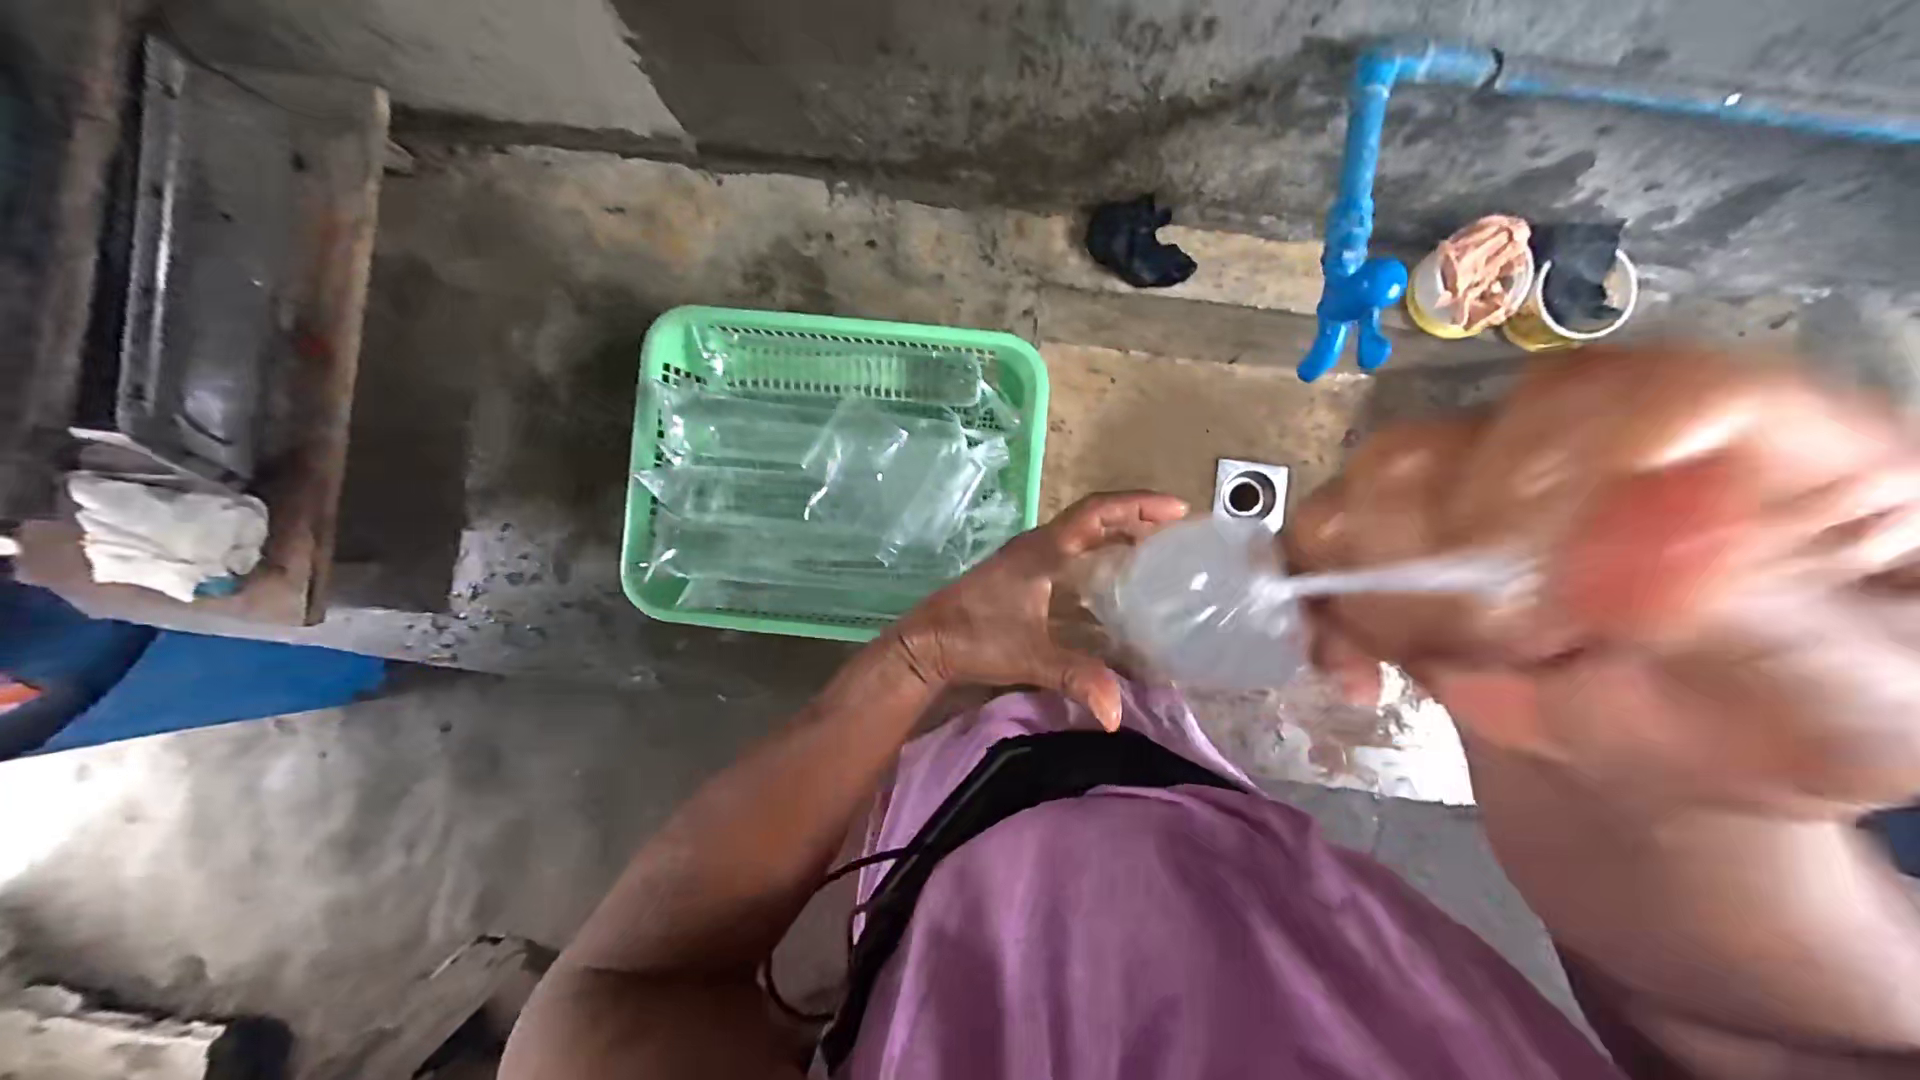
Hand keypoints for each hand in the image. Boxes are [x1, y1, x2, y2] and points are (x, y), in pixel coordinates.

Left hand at [884, 491, 1188, 730]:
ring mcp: (1028, 558)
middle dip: (1135, 516)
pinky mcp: (1023, 575)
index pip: (1096, 512)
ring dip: (1117, 533)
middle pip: (1093, 516)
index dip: (1138, 505)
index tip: (1177, 510)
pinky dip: (1098, 553)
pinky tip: (1114, 579)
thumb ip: (1075, 678)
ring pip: (1081, 533)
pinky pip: (1070, 551)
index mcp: (1042, 551)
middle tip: (1175, 529)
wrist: (927, 642)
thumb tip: (1117, 713)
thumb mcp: (1028, 657)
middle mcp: (1037, 545)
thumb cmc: (974, 639)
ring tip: (1155, 548)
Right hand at [1286, 345, 1919, 814]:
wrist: (1660, 756)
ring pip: (1368, 486)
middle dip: (1458, 572)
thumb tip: (1642, 555)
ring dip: (1388, 597)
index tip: (1557, 599)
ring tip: (1452, 661)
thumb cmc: (1775, 723)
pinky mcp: (1387, 530)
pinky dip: (1323, 617)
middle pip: (1458, 442)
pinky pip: (1312, 546)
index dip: (1566, 481)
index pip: (1637, 392)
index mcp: (1734, 443)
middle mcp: (1577, 441)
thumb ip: (1772, 630)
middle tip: (1515, 649)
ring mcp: (1464, 481)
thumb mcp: (1842, 713)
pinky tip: (1364, 673)